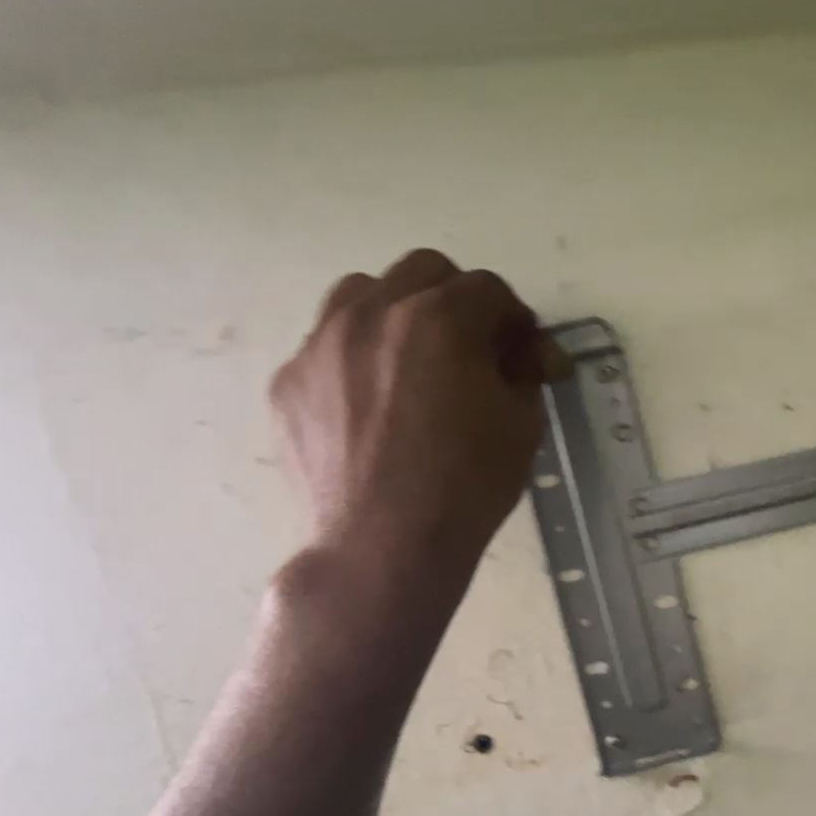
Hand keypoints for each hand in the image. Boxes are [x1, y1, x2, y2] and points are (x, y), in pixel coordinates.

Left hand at [270, 249, 570, 569]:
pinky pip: (328, 346)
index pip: (490, 289)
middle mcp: (375, 314)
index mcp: (441, 320)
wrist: (385, 544)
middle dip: (460, 300)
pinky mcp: (289, 381)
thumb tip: (519, 356)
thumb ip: (522, 372)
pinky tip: (377, 406)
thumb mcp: (523, 424)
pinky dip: (360, 358)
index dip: (517, 319)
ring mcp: (321, 344)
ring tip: (416, 362)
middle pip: (424, 271)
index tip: (525, 353)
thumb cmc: (468, 484)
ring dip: (400, 313)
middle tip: (475, 347)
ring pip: (363, 293)